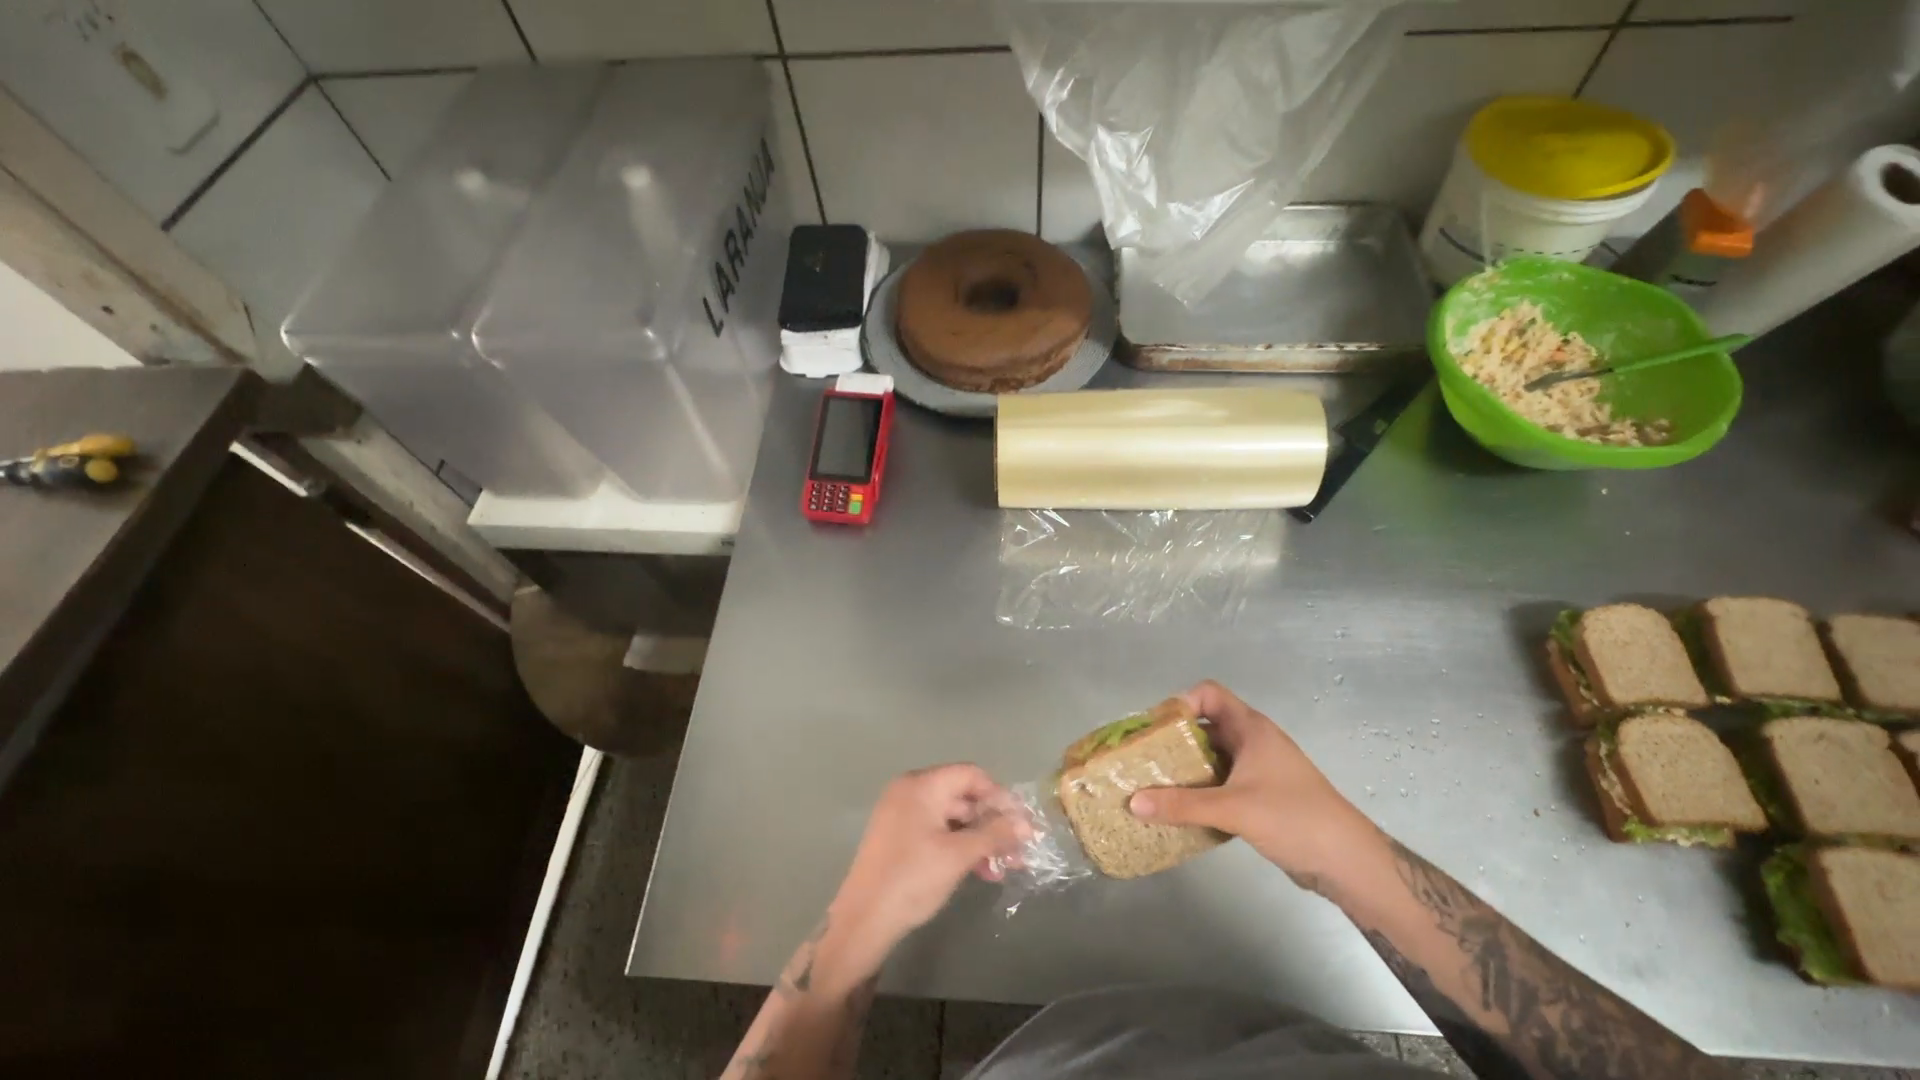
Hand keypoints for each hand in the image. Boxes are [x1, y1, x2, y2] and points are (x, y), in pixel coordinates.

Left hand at [828, 765, 1027, 961]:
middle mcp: (910, 791)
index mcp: (921, 785)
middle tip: (1019, 849)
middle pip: (963, 796)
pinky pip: (938, 832)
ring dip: (981, 839)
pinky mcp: (900, 837)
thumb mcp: (959, 855)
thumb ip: (995, 834)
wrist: (864, 919)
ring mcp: (903, 815)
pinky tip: (981, 871)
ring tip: (1005, 867)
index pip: (971, 775)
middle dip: (994, 822)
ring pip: (953, 818)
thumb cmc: (913, 878)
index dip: (1000, 796)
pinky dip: (960, 847)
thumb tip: (1027, 824)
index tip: (1022, 823)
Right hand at [1128, 680, 1376, 883]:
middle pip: (1206, 727)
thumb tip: (1132, 803)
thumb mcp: (1232, 809)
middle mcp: (1254, 743)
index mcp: (1251, 729)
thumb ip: (1182, 805)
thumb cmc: (1293, 818)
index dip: (1179, 703)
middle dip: (1174, 741)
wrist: (1346, 860)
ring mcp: (1260, 771)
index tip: (1154, 729)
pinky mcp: (1262, 798)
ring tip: (1154, 787)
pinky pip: (1222, 785)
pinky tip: (1181, 812)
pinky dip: (1201, 793)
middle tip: (1144, 760)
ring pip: (1214, 759)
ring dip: (1186, 770)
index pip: (1209, 694)